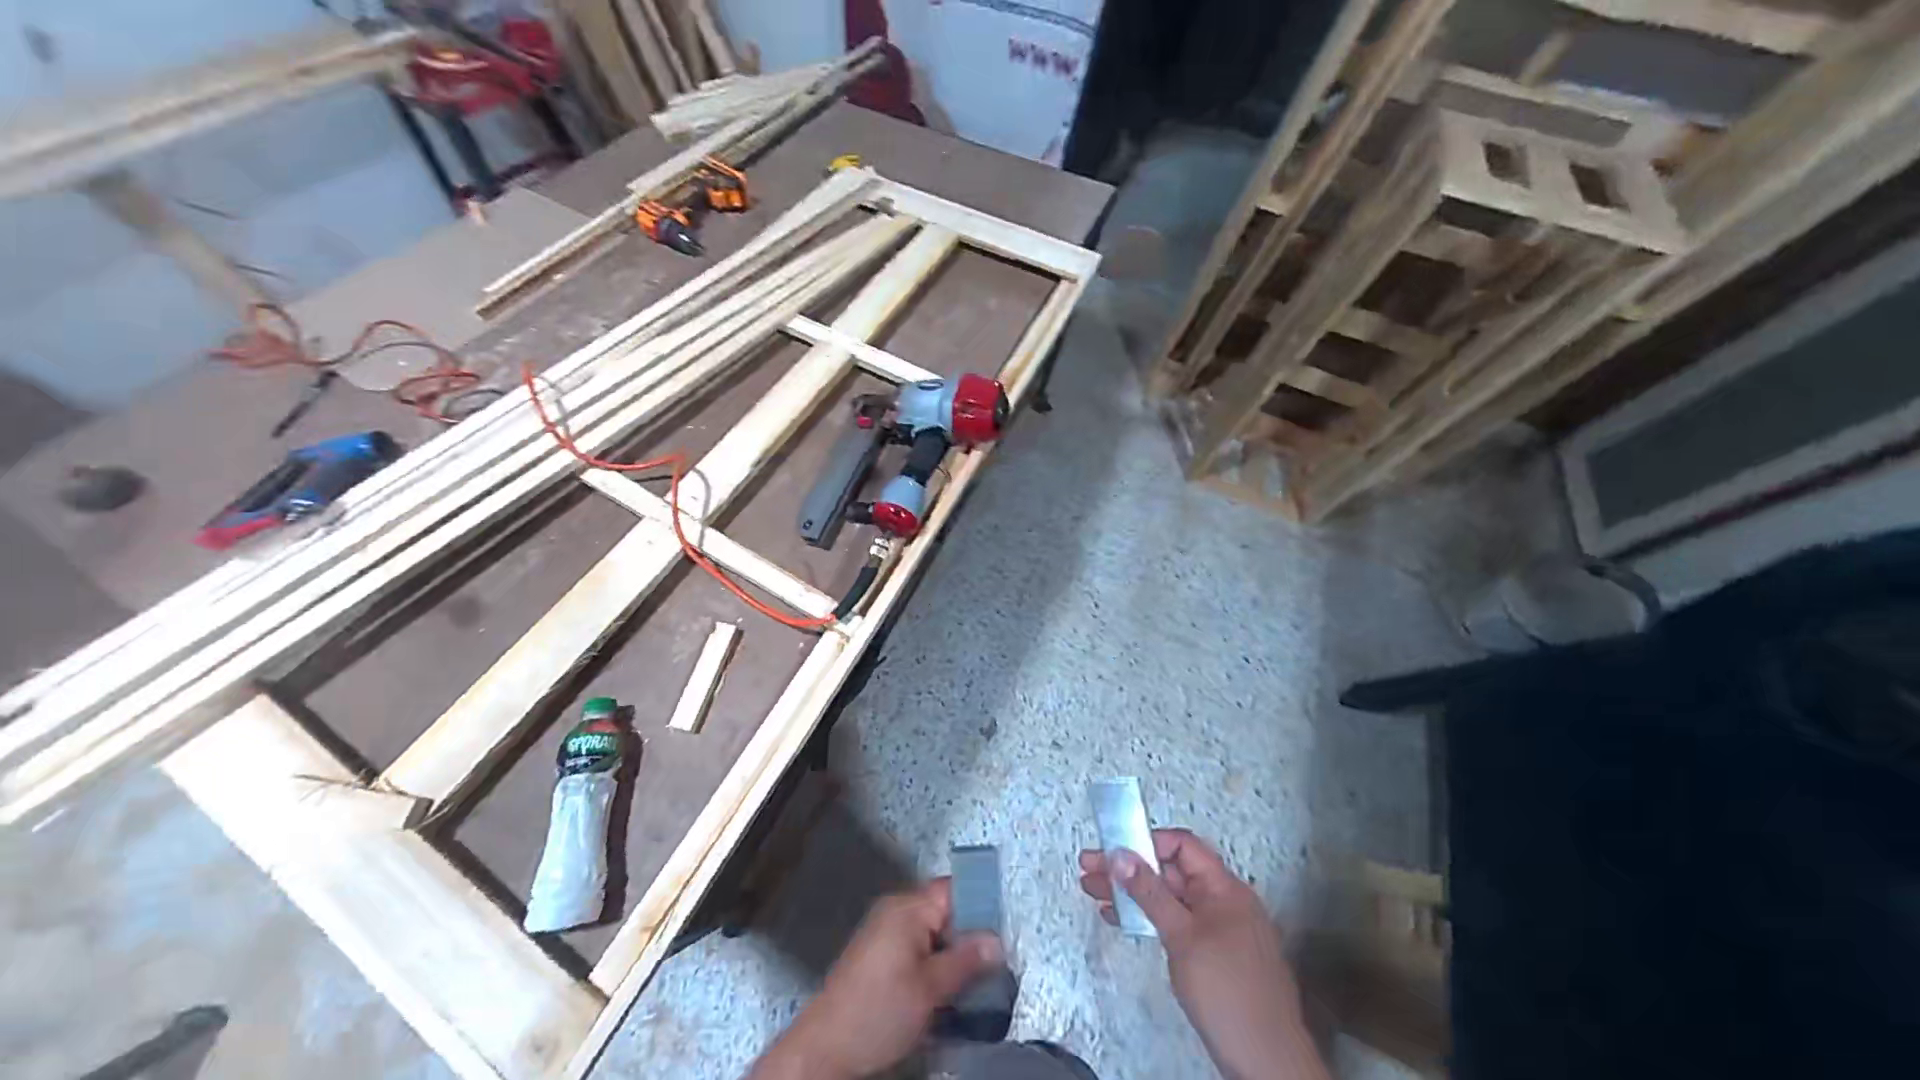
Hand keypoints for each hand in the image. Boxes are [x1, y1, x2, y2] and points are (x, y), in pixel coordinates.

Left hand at [749, 879, 1001, 1079]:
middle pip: (945, 911)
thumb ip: (967, 961)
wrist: (826, 1049)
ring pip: (934, 934)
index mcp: (907, 908)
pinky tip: (948, 991)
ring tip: (977, 982)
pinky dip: (935, 965)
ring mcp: (886, 934)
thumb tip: (998, 941)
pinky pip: (918, 949)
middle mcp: (896, 911)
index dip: (981, 904)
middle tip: (996, 963)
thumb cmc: (880, 1011)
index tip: (1004, 932)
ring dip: (954, 955)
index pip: (953, 889)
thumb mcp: (931, 989)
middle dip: (970, 935)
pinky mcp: (880, 958)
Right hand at [1079, 829, 1327, 1079]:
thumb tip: (1120, 854)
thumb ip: (1149, 892)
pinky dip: (1149, 918)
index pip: (1182, 846)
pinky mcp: (1214, 953)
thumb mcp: (1181, 935)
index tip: (1111, 848)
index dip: (1146, 842)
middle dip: (1129, 869)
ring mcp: (1220, 928)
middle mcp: (1224, 901)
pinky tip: (1120, 919)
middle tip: (1089, 869)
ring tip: (1093, 892)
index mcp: (1224, 887)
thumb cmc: (1225, 989)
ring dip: (1133, 894)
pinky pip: (1176, 922)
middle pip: (1171, 872)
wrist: (1266, 1060)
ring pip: (1170, 898)